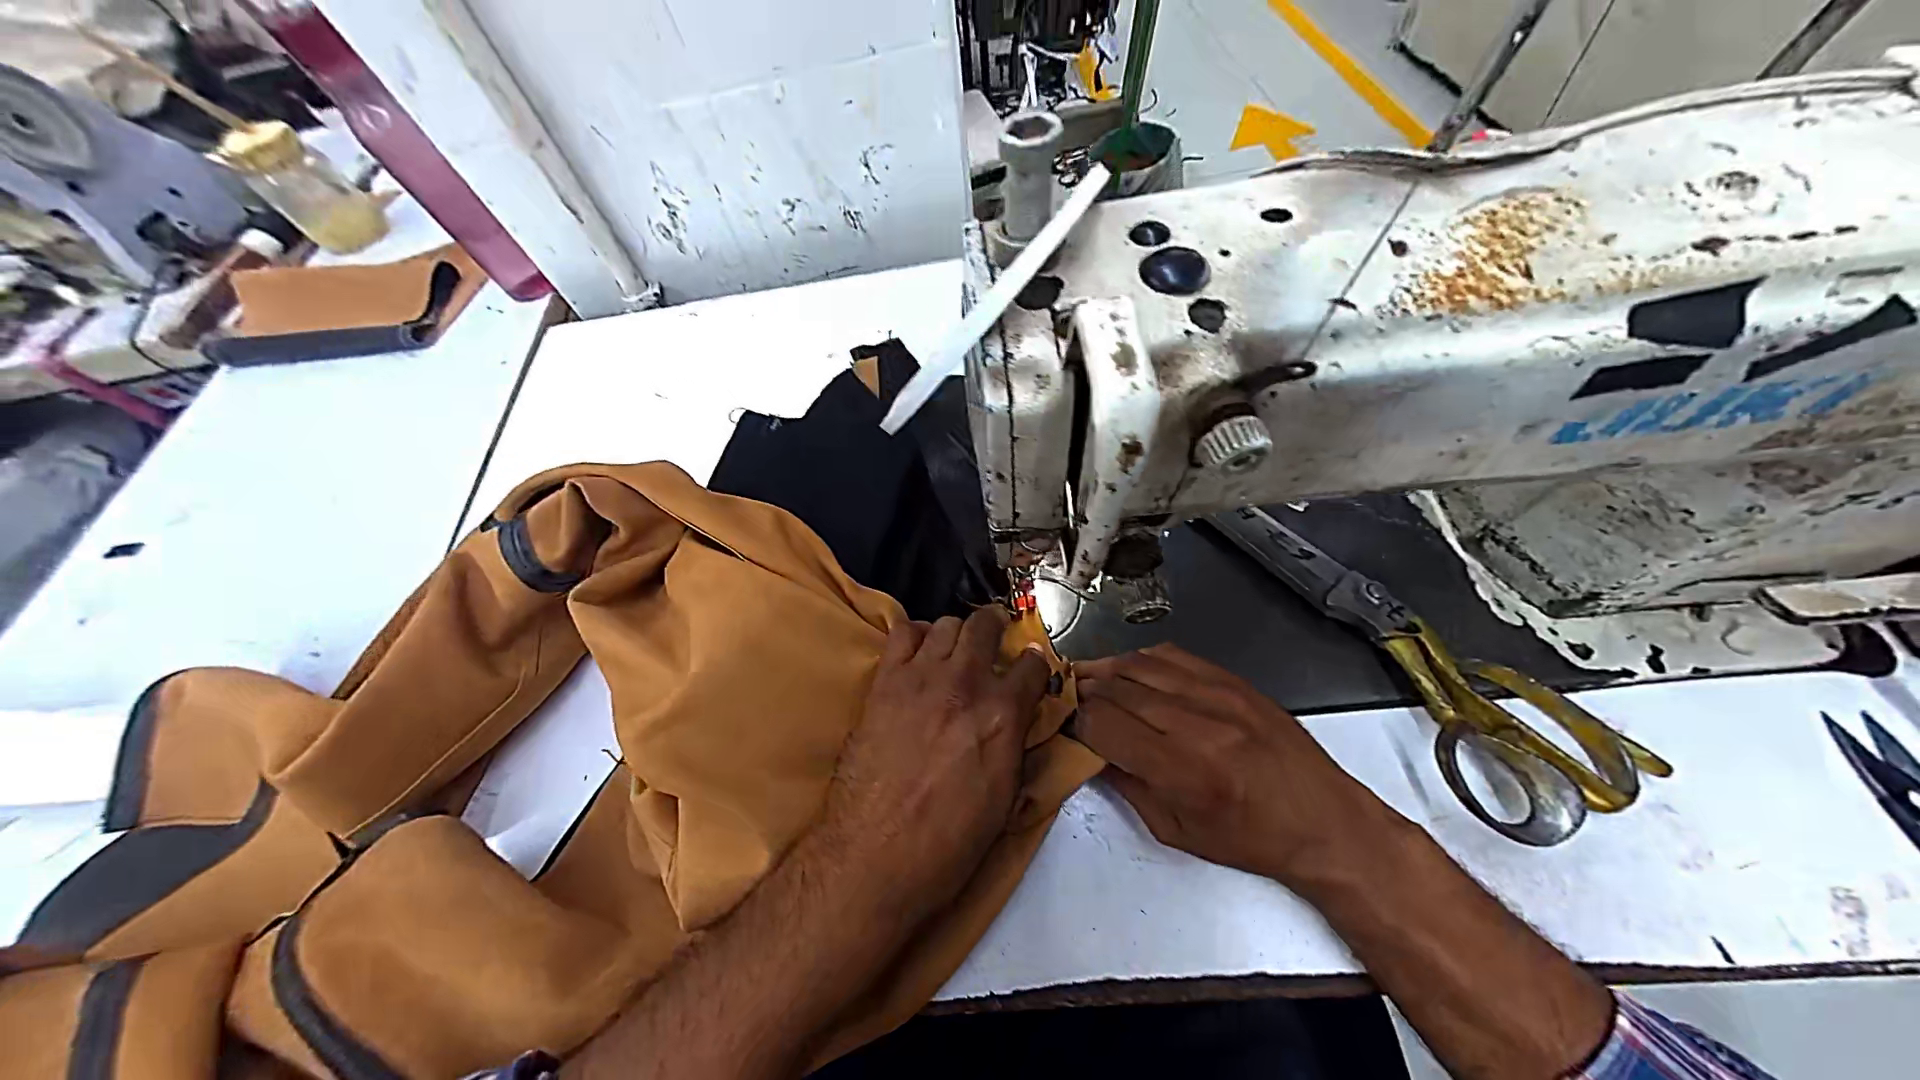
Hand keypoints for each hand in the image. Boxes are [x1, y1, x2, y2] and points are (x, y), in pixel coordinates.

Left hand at [815, 605, 1052, 931]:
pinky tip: (917, 653)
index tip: (1030, 667)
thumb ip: (1015, 744)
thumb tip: (1018, 720)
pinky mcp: (885, 681)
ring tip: (954, 649)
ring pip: (946, 624)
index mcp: (1003, 715)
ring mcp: (921, 678)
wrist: (875, 855)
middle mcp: (965, 684)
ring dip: (956, 633)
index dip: (1035, 665)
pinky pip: (902, 633)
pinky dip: (915, 635)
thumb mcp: (1005, 798)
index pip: (1032, 666)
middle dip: (995, 628)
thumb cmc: (948, 843)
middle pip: (985, 626)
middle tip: (993, 637)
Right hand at [1075, 644, 1401, 888]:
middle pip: (1116, 688)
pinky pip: (1171, 654)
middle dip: (1083, 691)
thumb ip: (1127, 785)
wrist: (1324, 821)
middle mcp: (1199, 724)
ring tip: (1086, 679)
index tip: (1065, 724)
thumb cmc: (1252, 839)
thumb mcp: (1177, 831)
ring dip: (1104, 670)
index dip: (1075, 721)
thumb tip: (1090, 750)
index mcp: (1183, 770)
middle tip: (1065, 697)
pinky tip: (1128, 671)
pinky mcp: (1232, 680)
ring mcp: (1218, 695)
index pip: (1103, 723)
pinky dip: (1140, 660)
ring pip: (1138, 664)